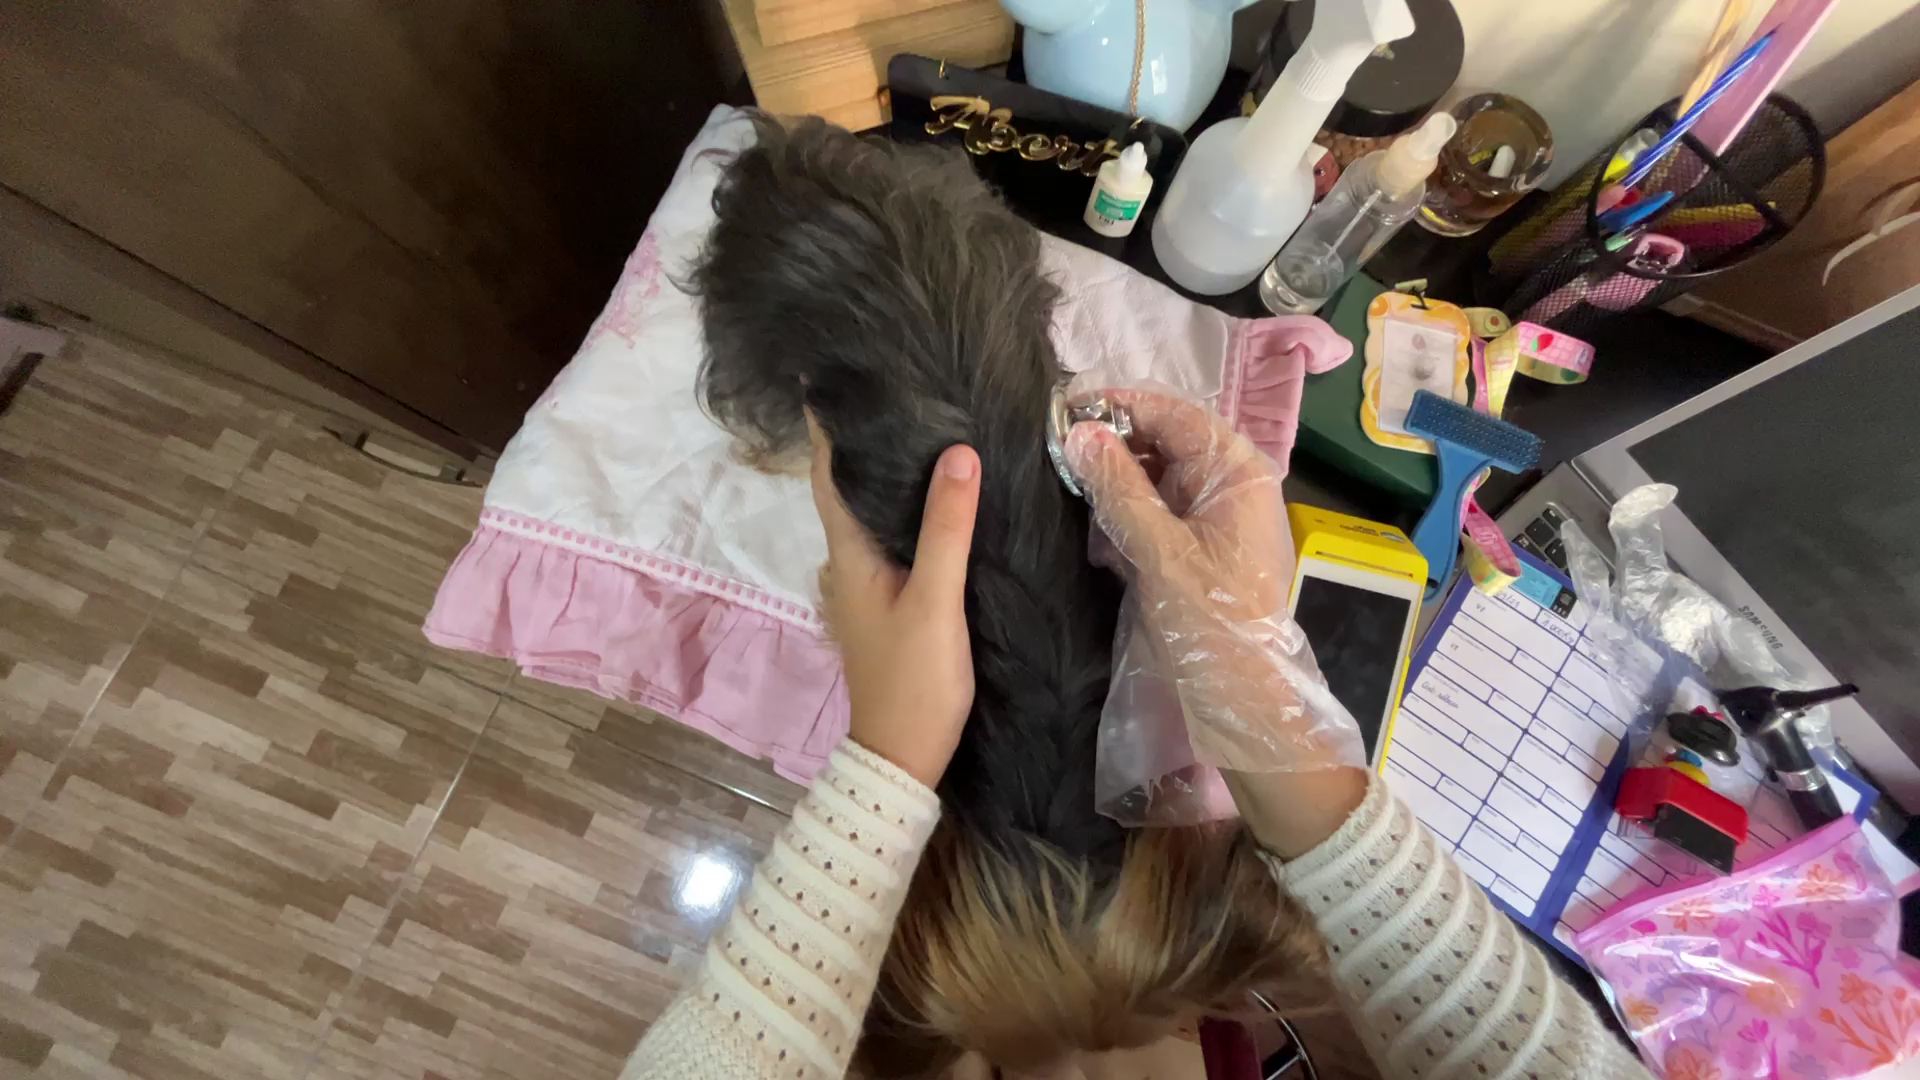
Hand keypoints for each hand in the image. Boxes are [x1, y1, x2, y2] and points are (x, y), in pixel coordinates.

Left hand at [810, 415, 979, 787]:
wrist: (904, 754)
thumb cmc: (914, 679)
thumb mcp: (935, 602)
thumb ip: (946, 531)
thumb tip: (957, 451)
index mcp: (849, 553)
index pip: (828, 473)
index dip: (827, 426)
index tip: (835, 375)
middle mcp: (849, 559)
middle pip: (848, 484)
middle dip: (864, 436)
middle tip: (896, 385)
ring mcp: (868, 581)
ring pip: (872, 510)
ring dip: (886, 469)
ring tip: (920, 423)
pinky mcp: (890, 597)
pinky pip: (893, 535)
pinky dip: (907, 505)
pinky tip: (936, 494)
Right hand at [1065, 388, 1364, 776]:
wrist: (1246, 697)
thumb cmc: (1213, 620)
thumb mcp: (1161, 551)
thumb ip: (1119, 489)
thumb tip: (1079, 433)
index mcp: (1236, 471)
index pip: (1173, 414)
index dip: (1119, 406)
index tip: (1066, 410)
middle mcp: (1229, 482)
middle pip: (1164, 441)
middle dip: (1113, 444)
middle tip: (1060, 452)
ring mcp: (1214, 513)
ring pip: (1156, 476)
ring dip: (1115, 480)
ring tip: (1071, 486)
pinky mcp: (1199, 543)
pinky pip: (1157, 509)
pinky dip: (1125, 512)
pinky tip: (1096, 526)